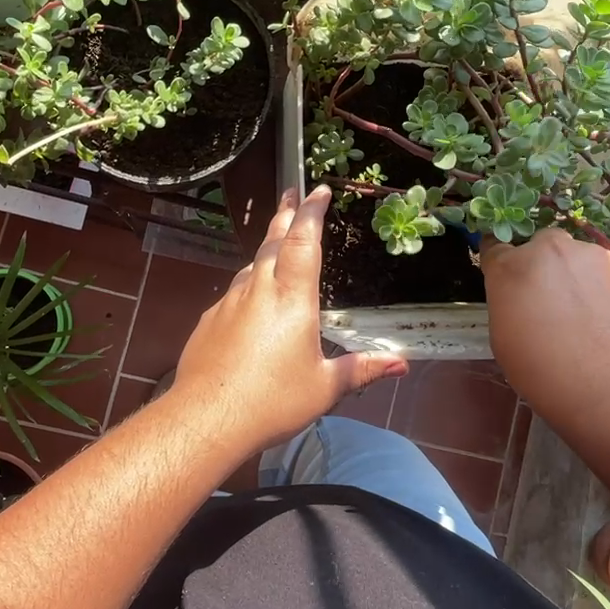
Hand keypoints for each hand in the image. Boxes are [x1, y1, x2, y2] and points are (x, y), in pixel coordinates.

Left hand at [168, 186, 407, 452]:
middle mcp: (259, 290)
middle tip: (292, 193)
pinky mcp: (209, 320)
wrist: (207, 418)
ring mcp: (229, 303)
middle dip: (285, 215)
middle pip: (272, 241)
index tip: (319, 190)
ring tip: (276, 241)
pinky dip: (248, 282)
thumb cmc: (273, 401)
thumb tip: (402, 364)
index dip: (312, 212)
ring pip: (250, 265)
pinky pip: (234, 291)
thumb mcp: (325, 387)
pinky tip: (251, 297)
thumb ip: (362, 369)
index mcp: (292, 299)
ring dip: (266, 247)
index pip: (303, 242)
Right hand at [481, 229, 609, 424]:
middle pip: (542, 245)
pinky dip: (608, 289)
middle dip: (544, 264)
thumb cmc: (545, 372)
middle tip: (552, 300)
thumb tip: (521, 298)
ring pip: (580, 257)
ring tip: (590, 316)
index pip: (495, 247)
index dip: (502, 262)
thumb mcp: (504, 340)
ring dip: (578, 277)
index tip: (509, 278)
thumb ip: (508, 304)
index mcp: (511, 268)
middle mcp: (549, 251)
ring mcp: (592, 256)